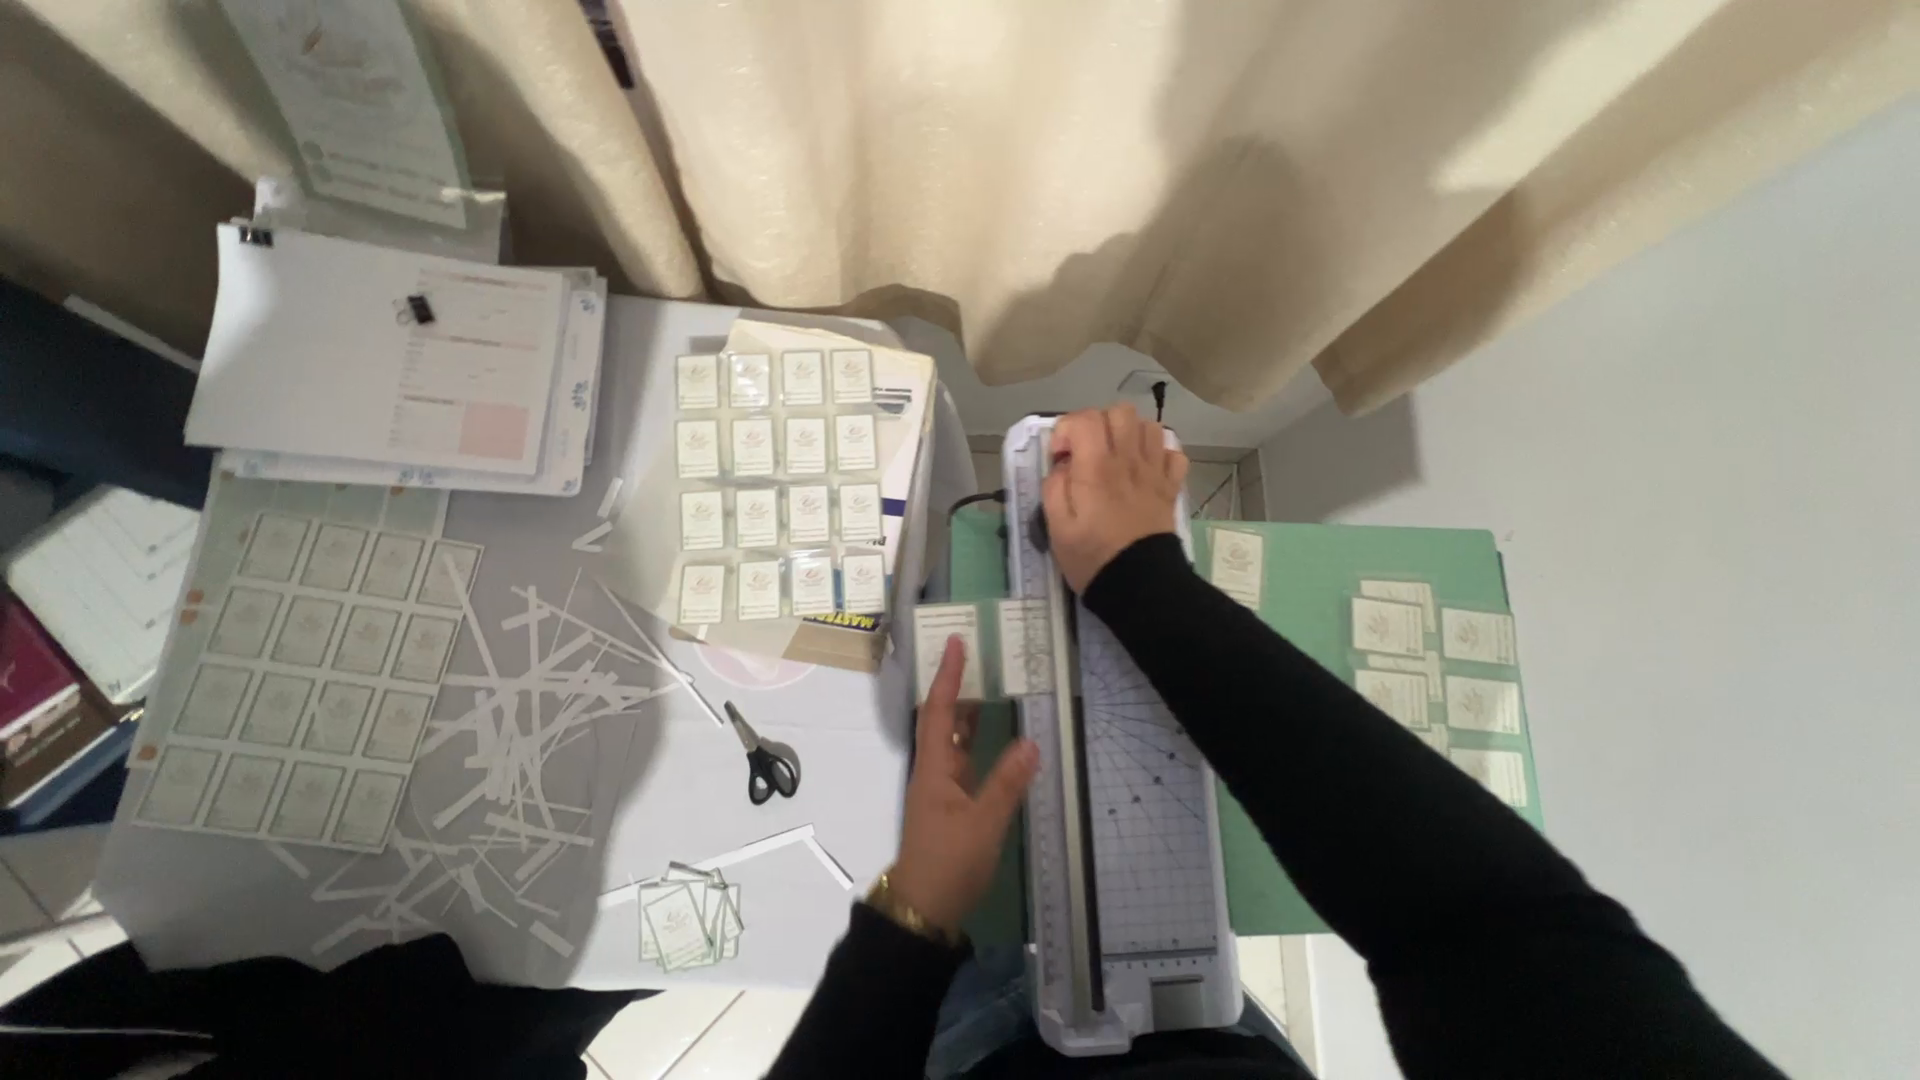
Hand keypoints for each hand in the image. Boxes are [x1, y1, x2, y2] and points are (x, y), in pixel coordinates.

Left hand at [889, 636, 1040, 934]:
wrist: (924, 910)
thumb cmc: (949, 863)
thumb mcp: (983, 825)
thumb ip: (1007, 784)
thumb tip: (1031, 743)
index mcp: (934, 769)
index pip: (938, 711)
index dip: (947, 676)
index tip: (954, 643)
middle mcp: (933, 771)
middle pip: (940, 719)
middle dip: (954, 687)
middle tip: (975, 656)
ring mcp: (941, 789)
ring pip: (951, 740)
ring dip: (964, 712)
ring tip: (985, 683)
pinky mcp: (950, 805)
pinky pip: (962, 761)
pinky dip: (975, 742)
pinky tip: (991, 739)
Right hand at [1041, 404, 1188, 592]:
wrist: (1140, 585)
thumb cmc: (1093, 557)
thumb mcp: (1057, 526)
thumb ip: (1055, 488)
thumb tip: (1064, 466)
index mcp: (1097, 468)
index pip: (1084, 419)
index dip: (1065, 430)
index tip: (1059, 458)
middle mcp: (1129, 461)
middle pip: (1119, 412)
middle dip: (1097, 423)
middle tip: (1086, 451)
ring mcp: (1155, 472)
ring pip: (1148, 426)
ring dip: (1128, 433)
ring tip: (1114, 456)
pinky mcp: (1170, 487)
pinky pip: (1172, 452)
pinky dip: (1158, 453)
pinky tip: (1143, 469)